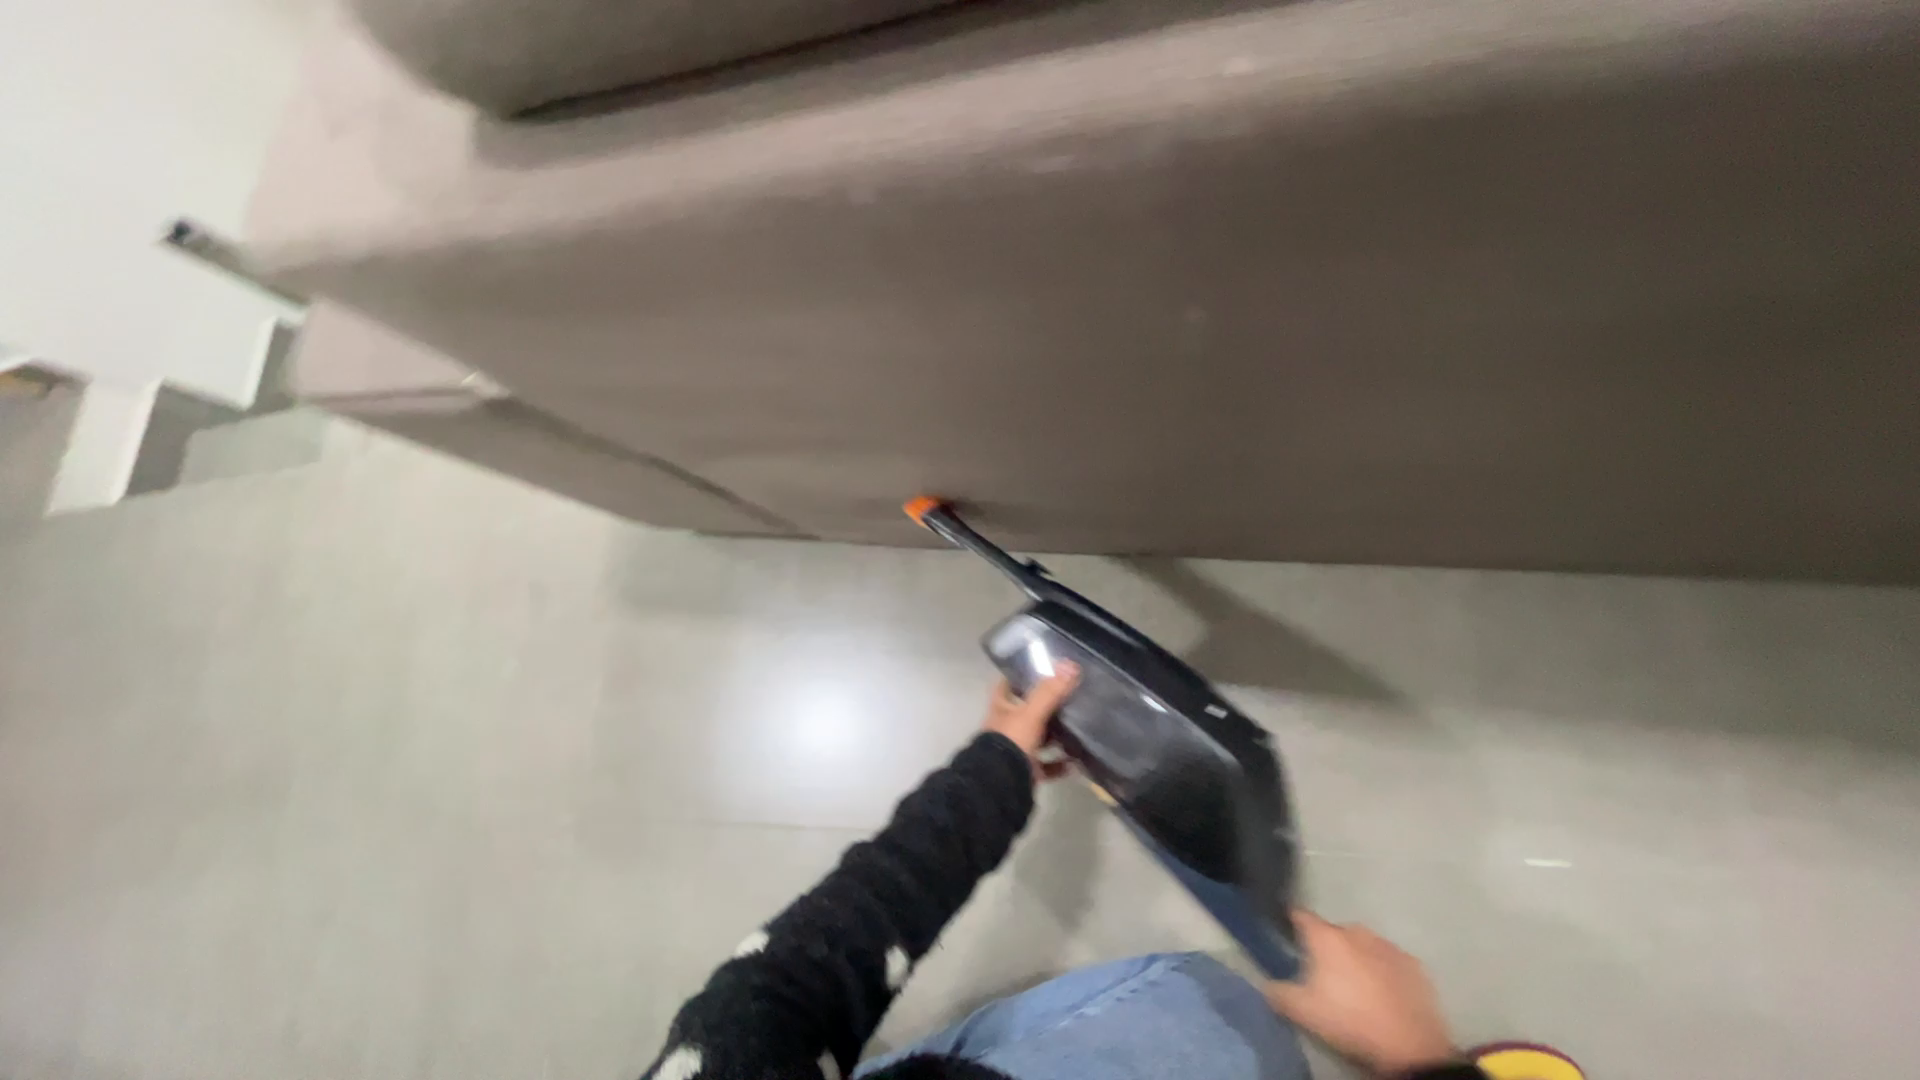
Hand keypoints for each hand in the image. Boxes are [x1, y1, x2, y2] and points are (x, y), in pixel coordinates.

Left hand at [983, 663, 1079, 780]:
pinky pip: (1046, 765)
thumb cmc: (1011, 741)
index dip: (1019, 676)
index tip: (1040, 669)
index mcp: (1001, 709)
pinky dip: (1060, 764)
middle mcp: (1006, 727)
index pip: (1006, 685)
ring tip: (1078, 726)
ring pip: (1038, 738)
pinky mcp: (1026, 770)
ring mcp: (1016, 750)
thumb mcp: (1031, 713)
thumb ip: (1050, 691)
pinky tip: (1076, 762)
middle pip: (1025, 712)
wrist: (1002, 784)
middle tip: (1070, 697)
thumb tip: (1071, 665)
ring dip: (1055, 736)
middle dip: (1045, 706)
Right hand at [1264, 910, 1459, 1077]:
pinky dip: (1382, 970)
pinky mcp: (1414, 965)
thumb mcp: (1302, 1011)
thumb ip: (1277, 992)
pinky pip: (1389, 961)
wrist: (1411, 1048)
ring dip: (1356, 957)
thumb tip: (1266, 983)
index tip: (1286, 934)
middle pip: (1333, 932)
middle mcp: (1356, 932)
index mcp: (1326, 937)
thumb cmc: (1350, 1021)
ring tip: (1355, 986)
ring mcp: (1388, 946)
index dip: (1291, 922)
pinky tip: (1383, 993)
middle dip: (1326, 947)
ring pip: (1363, 945)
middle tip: (1324, 974)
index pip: (1300, 915)